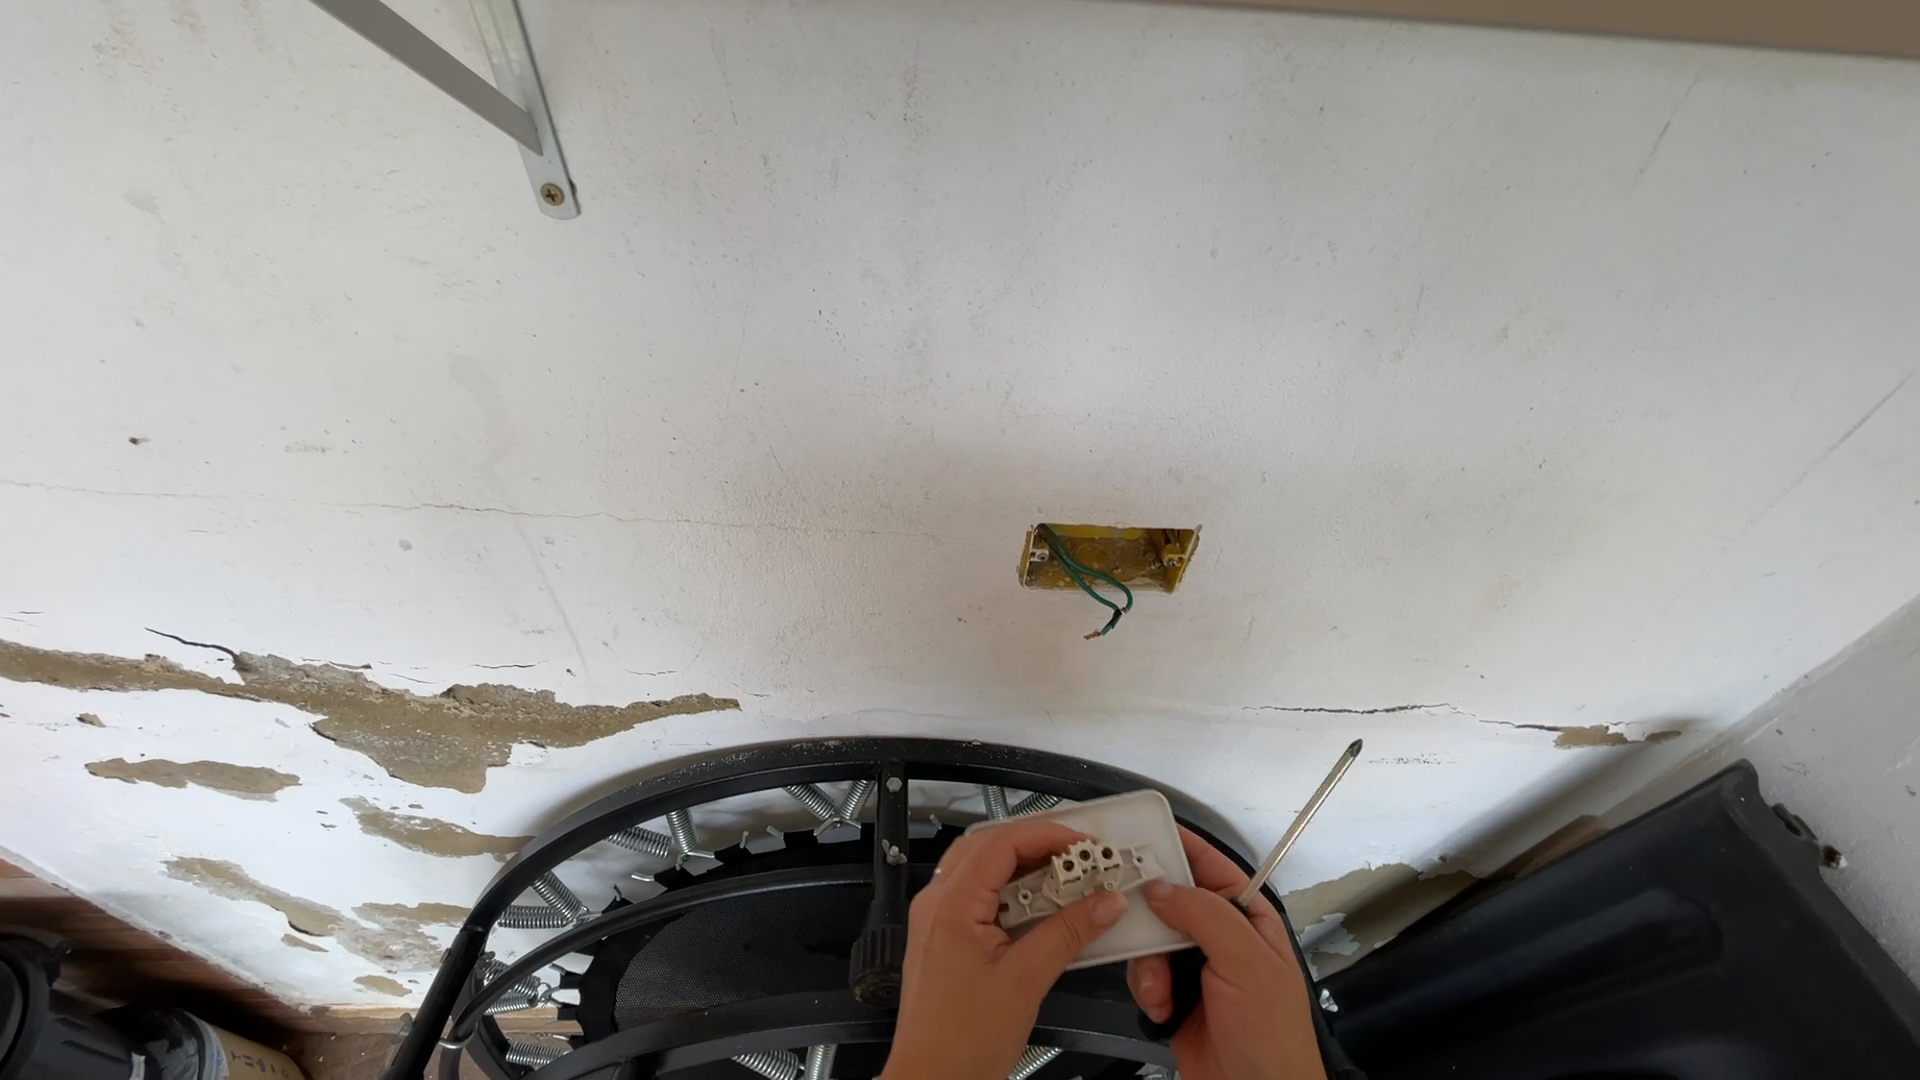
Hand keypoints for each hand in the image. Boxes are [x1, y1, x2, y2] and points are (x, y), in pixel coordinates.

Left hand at [883, 820, 1129, 1079]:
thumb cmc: (962, 1043)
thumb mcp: (1026, 980)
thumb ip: (1069, 933)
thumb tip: (1105, 903)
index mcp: (951, 902)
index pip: (1002, 842)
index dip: (1047, 835)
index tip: (1084, 845)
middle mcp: (937, 900)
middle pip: (989, 845)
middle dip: (1037, 843)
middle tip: (1079, 855)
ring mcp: (937, 917)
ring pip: (982, 866)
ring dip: (1024, 865)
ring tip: (1065, 876)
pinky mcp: (944, 935)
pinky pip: (978, 893)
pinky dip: (1011, 889)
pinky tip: (1040, 904)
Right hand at [1127, 828, 1326, 1079]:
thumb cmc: (1271, 1034)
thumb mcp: (1246, 962)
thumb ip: (1203, 913)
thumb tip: (1158, 886)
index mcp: (1245, 916)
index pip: (1208, 864)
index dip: (1176, 845)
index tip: (1139, 833)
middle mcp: (1218, 935)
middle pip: (1167, 899)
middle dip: (1149, 916)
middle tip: (1131, 918)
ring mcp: (1193, 966)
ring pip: (1149, 937)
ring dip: (1147, 963)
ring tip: (1160, 989)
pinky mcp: (1173, 995)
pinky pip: (1143, 972)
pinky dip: (1146, 989)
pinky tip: (1161, 1009)